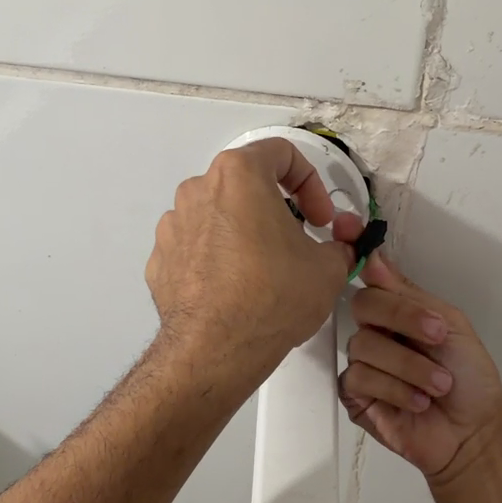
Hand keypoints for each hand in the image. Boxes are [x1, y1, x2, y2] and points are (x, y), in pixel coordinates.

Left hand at [147, 138, 361, 371]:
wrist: (217, 349)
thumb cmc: (269, 299)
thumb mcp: (328, 268)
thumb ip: (339, 246)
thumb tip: (340, 249)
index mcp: (239, 175)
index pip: (281, 153)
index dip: (311, 182)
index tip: (320, 216)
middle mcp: (199, 191)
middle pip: (246, 185)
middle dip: (276, 210)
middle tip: (298, 242)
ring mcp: (174, 226)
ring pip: (219, 216)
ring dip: (245, 235)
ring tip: (267, 272)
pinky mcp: (162, 260)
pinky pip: (197, 249)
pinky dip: (218, 261)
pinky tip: (237, 290)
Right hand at [339, 252, 501, 484]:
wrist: (473, 432)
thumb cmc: (471, 380)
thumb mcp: (450, 326)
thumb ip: (409, 295)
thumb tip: (373, 258)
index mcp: (398, 311)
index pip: (370, 276)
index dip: (354, 250)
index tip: (344, 226)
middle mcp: (376, 332)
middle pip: (364, 305)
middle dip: (404, 320)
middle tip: (438, 338)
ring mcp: (364, 364)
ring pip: (364, 346)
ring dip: (411, 367)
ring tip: (437, 387)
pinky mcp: (356, 396)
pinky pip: (360, 378)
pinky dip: (396, 390)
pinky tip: (418, 402)